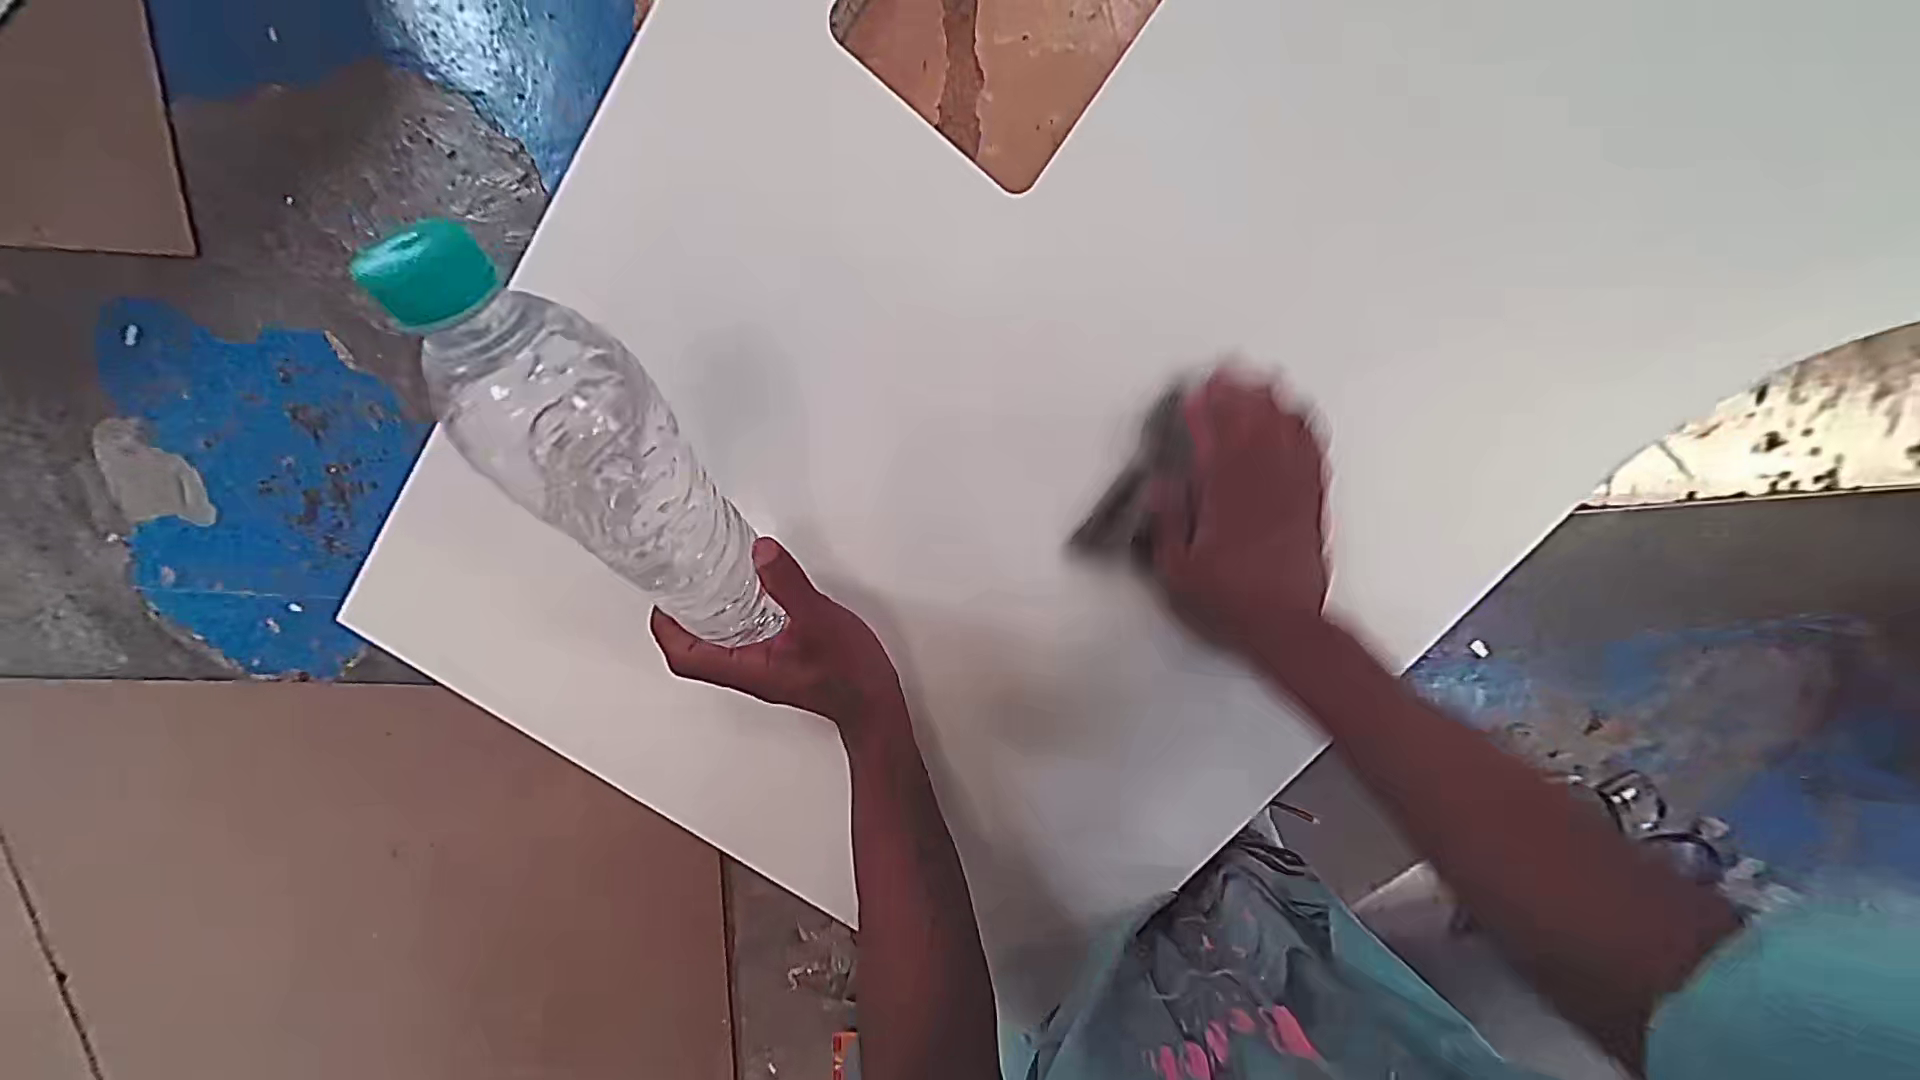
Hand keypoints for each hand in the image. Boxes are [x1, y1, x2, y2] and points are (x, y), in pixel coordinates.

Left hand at [650, 538, 909, 745]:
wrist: (874, 703)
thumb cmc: (848, 676)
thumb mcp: (817, 619)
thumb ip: (788, 584)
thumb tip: (761, 553)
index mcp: (747, 669)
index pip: (686, 657)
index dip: (666, 629)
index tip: (663, 600)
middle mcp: (751, 674)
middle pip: (697, 652)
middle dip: (682, 620)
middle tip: (681, 587)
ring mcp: (767, 671)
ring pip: (722, 647)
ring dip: (709, 619)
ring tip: (711, 587)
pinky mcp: (783, 665)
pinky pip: (747, 643)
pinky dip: (740, 620)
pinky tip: (758, 600)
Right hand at [1149, 368, 1330, 654]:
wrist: (1284, 628)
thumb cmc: (1229, 602)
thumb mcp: (1177, 570)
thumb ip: (1169, 522)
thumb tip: (1162, 485)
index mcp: (1227, 503)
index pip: (1214, 445)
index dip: (1205, 415)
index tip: (1196, 393)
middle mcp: (1263, 491)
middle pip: (1253, 429)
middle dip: (1238, 396)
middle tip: (1227, 371)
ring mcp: (1291, 496)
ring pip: (1284, 436)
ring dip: (1271, 404)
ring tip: (1260, 380)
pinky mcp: (1310, 506)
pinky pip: (1311, 455)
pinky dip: (1304, 429)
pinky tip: (1298, 415)